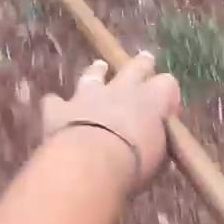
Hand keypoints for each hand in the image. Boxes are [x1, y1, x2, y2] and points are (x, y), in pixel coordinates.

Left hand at [40, 53, 179, 190]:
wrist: (90, 164)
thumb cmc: (134, 164)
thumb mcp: (158, 158)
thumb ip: (156, 143)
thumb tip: (153, 143)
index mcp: (152, 100)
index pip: (167, 84)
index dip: (167, 92)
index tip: (168, 104)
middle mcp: (121, 89)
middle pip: (136, 67)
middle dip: (141, 64)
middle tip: (145, 59)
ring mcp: (88, 96)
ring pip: (93, 75)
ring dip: (96, 72)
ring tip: (98, 67)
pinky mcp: (60, 109)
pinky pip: (56, 102)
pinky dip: (57, 105)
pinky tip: (55, 107)